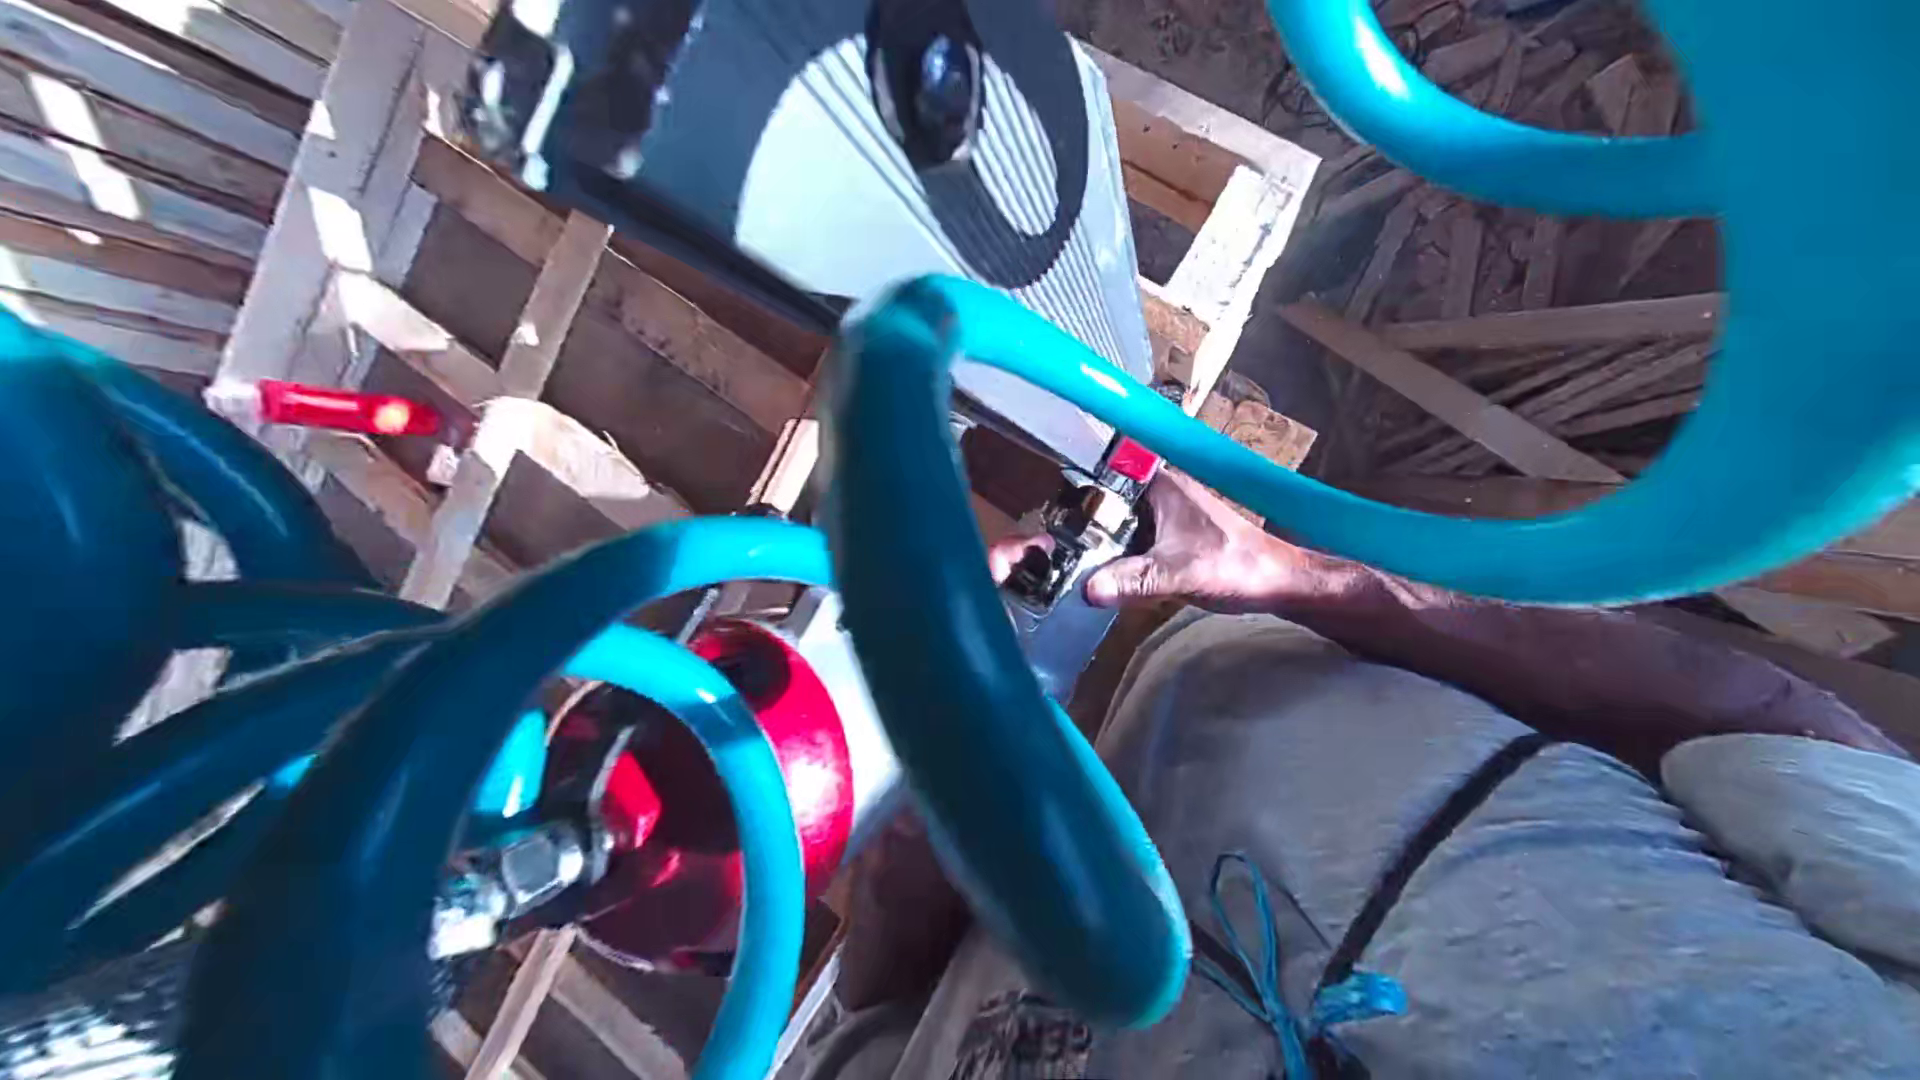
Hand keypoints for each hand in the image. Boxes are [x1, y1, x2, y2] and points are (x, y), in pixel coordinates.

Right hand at [989, 470, 1356, 613]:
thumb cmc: (1237, 566)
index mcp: (1159, 483)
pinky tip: (1077, 571)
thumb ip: (1136, 579)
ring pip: (1105, 521)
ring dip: (1079, 539)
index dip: (1070, 481)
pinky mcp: (1156, 539)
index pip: (1104, 469)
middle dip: (1066, 519)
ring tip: (1043, 558)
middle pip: (1096, 499)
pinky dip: (1098, 554)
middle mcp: (1152, 492)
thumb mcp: (1181, 572)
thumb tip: (1087, 590)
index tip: (1039, 504)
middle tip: (1033, 543)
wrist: (1274, 584)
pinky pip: (1117, 541)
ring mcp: (1153, 516)